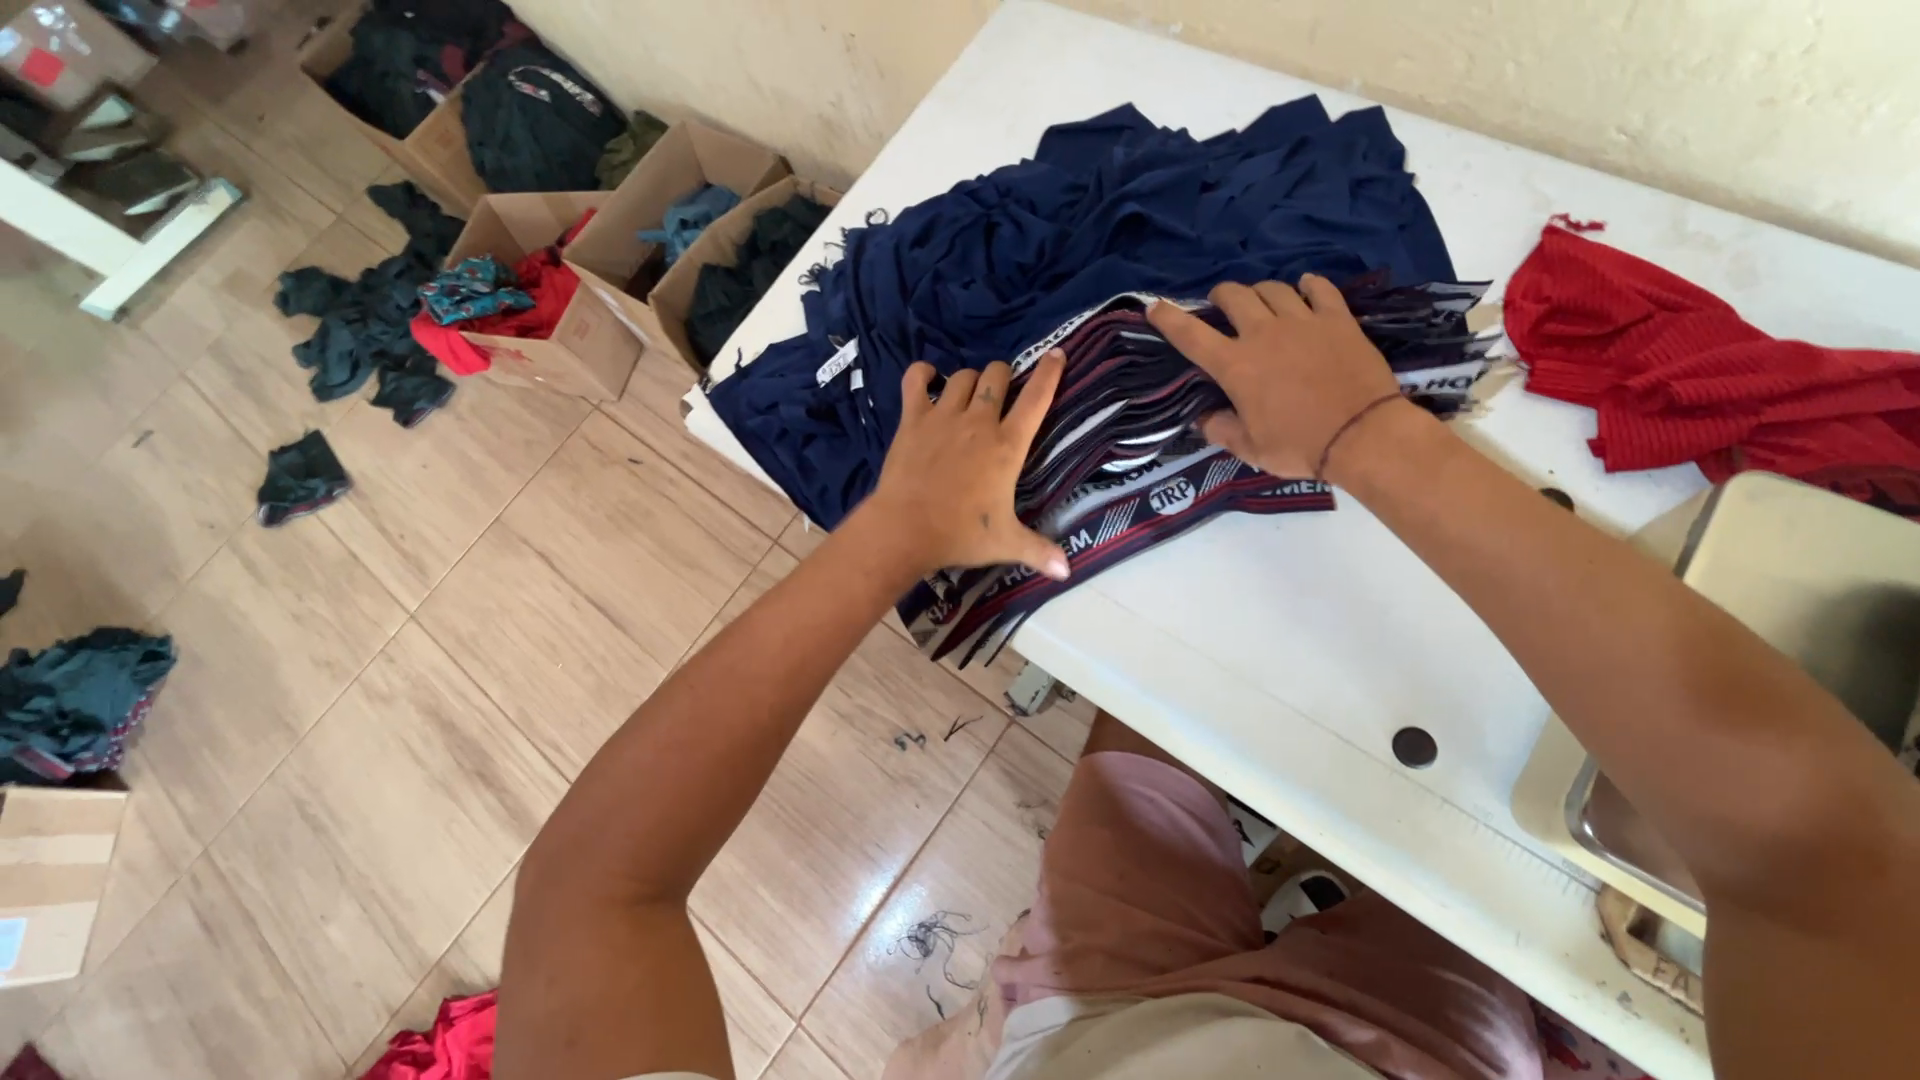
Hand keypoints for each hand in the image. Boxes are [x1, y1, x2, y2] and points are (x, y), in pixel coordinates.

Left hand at [861, 351, 1070, 580]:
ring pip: (963, 376)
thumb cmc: (960, 534)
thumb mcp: (1005, 543)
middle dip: (1003, 376)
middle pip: (997, 375)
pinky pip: (917, 380)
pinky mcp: (913, 418)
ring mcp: (943, 416)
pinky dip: (923, 373)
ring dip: (970, 379)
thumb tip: (1067, 572)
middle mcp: (979, 421)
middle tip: (1000, 392)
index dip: (1050, 373)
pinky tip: (928, 378)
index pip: (1036, 399)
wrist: (906, 527)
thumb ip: (1039, 551)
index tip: (1057, 353)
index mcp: (1008, 446)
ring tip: (969, 392)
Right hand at [1148, 276, 1414, 479]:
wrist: (1363, 436)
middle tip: (1220, 306)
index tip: (1154, 306)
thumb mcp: (1250, 449)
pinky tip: (1304, 288)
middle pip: (1234, 297)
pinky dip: (1307, 285)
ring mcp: (1303, 321)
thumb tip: (1204, 418)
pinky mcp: (1338, 319)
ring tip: (1260, 301)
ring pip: (1273, 288)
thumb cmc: (1300, 446)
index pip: (1191, 336)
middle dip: (1220, 297)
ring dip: (1259, 292)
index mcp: (1236, 366)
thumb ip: (1220, 430)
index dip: (1169, 318)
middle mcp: (1263, 334)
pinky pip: (1319, 289)